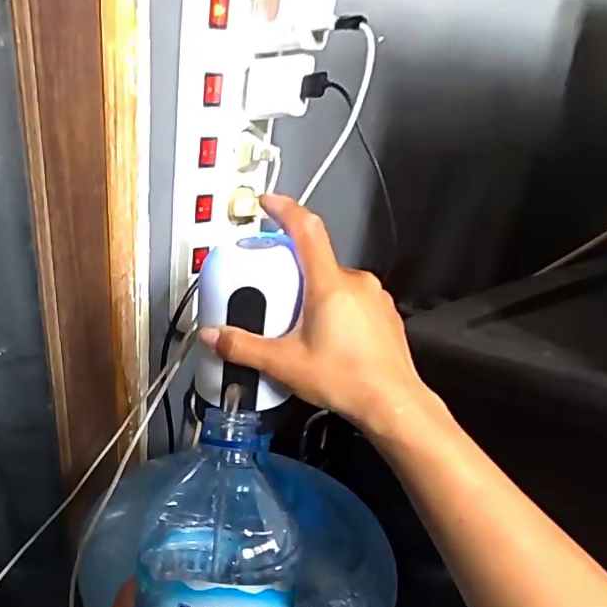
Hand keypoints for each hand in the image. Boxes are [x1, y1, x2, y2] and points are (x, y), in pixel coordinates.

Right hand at [199, 194, 443, 440]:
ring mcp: (372, 298)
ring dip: (309, 298)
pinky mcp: (381, 315)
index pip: (306, 230)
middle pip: (312, 263)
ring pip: (331, 284)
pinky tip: (322, 342)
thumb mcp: (282, 363)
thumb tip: (215, 337)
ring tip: (295, 332)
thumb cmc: (348, 380)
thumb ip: (242, 346)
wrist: (391, 403)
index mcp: (329, 285)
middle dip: (288, 277)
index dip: (284, 210)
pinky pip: (349, 301)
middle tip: (272, 304)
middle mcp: (355, 283)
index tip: (268, 203)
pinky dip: (330, 312)